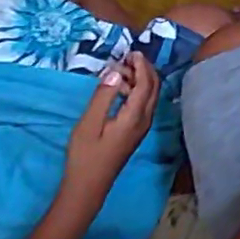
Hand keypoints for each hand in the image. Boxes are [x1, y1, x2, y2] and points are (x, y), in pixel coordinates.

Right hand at [61, 52, 156, 210]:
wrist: (89, 185)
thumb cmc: (85, 156)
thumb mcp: (88, 124)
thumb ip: (103, 97)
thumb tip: (116, 72)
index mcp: (136, 115)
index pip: (147, 83)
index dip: (142, 66)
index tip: (133, 53)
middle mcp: (146, 117)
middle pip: (153, 86)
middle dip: (144, 69)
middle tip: (127, 58)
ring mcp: (143, 124)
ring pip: (149, 94)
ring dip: (139, 80)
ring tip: (119, 71)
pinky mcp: (137, 129)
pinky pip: (143, 103)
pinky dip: (135, 91)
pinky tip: (119, 89)